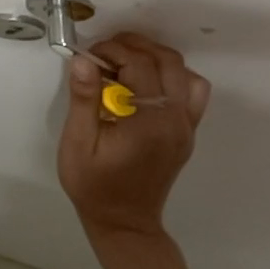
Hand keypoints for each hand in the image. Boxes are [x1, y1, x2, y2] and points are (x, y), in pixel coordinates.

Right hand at [57, 32, 210, 238]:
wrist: (124, 221)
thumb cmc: (94, 183)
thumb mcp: (78, 141)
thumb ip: (84, 99)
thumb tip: (84, 60)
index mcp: (149, 124)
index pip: (140, 66)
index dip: (112, 50)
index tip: (88, 56)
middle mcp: (176, 123)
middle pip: (169, 63)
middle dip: (135, 46)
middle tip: (104, 52)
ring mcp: (186, 129)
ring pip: (187, 75)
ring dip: (156, 59)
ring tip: (124, 63)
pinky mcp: (186, 134)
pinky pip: (191, 94)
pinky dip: (170, 77)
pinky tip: (142, 84)